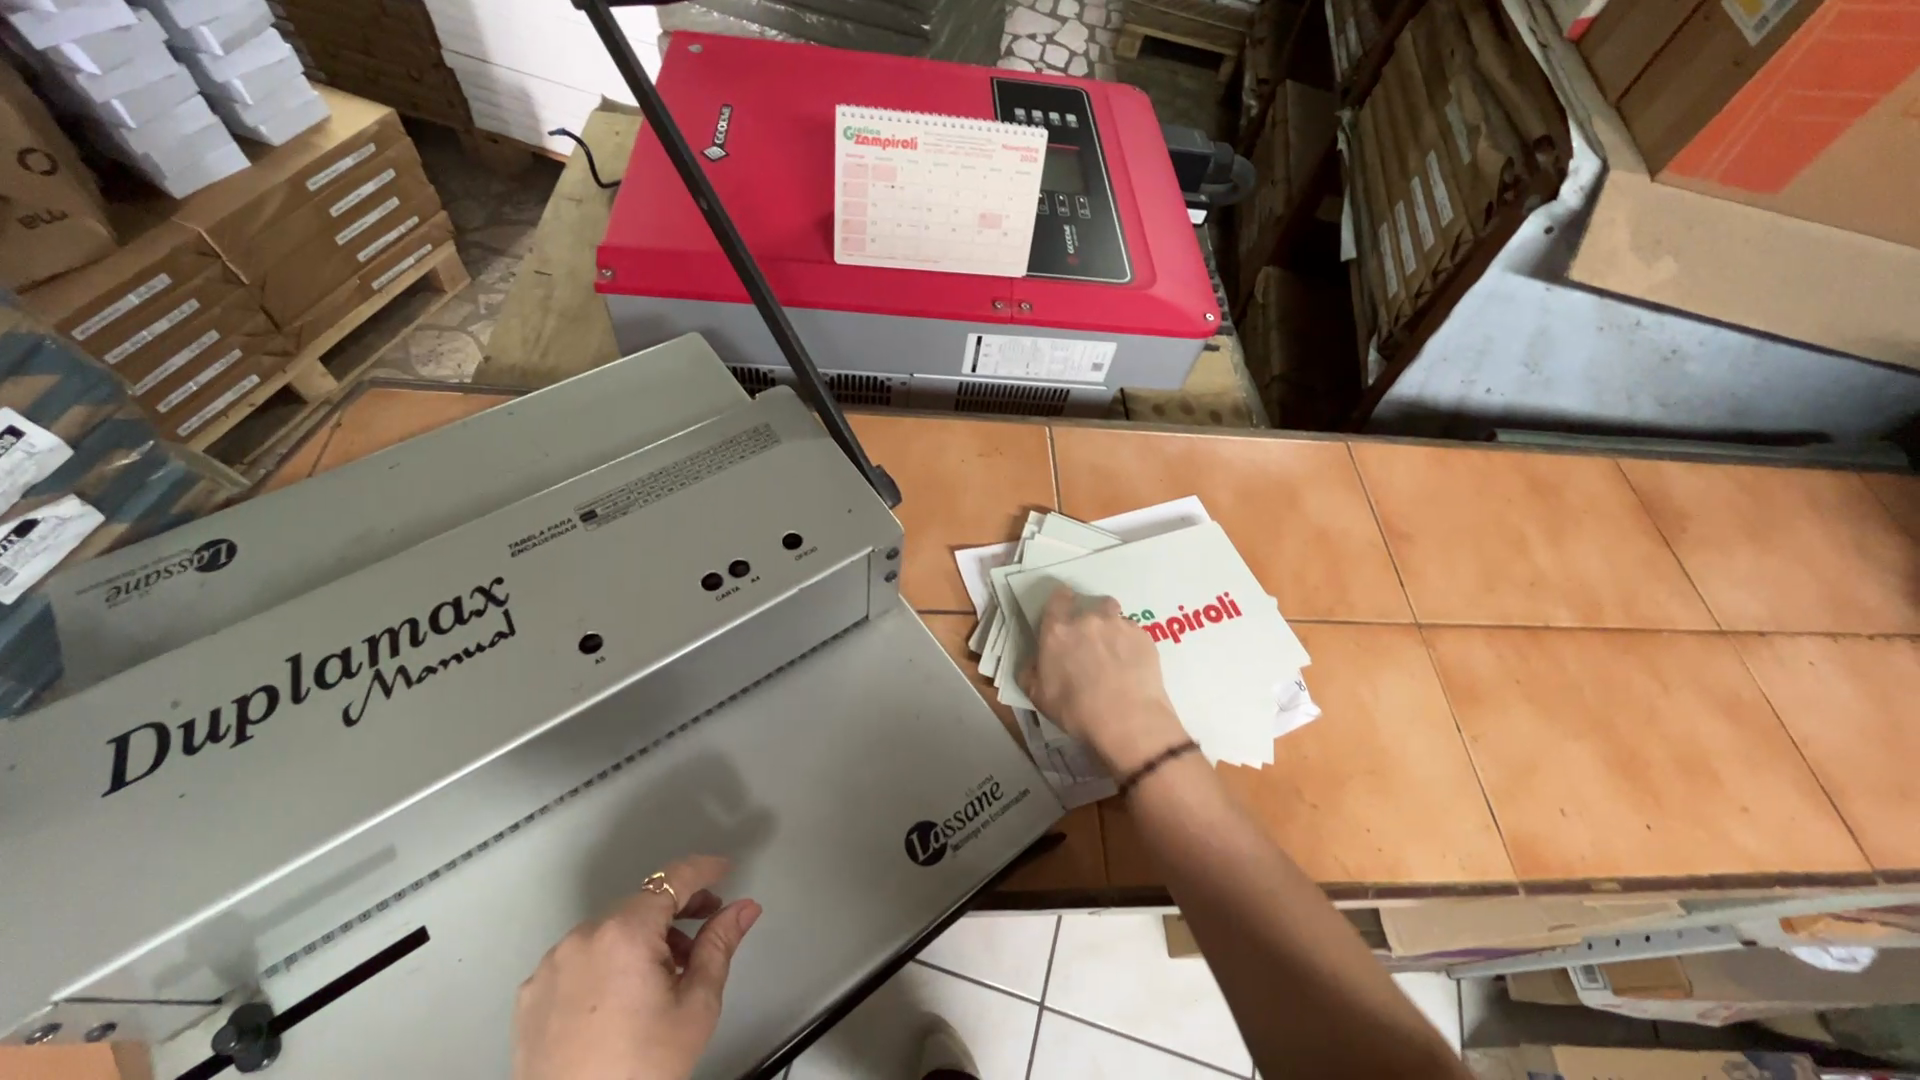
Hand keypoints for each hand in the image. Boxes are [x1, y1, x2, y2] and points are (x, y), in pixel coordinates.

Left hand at [513, 855, 761, 1079]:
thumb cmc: (643, 1066)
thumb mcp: (696, 1005)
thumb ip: (720, 945)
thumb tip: (744, 908)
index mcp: (625, 933)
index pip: (672, 879)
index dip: (703, 869)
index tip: (724, 870)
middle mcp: (582, 937)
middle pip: (639, 906)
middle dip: (675, 914)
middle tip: (703, 935)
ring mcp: (551, 964)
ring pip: (607, 933)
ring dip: (639, 941)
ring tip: (662, 979)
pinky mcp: (531, 992)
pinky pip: (578, 960)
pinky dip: (604, 965)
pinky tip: (620, 1001)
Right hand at [1019, 586, 1187, 774]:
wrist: (1127, 721)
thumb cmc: (1075, 710)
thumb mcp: (1037, 695)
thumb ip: (1031, 672)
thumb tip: (1034, 662)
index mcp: (1058, 630)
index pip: (1058, 598)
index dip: (1061, 601)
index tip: (1064, 611)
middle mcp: (1089, 620)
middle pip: (1091, 604)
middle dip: (1090, 618)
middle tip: (1091, 642)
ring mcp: (1119, 625)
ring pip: (1115, 616)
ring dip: (1112, 627)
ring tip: (1114, 652)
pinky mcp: (1144, 637)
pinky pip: (1134, 633)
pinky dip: (1130, 644)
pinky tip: (1131, 665)